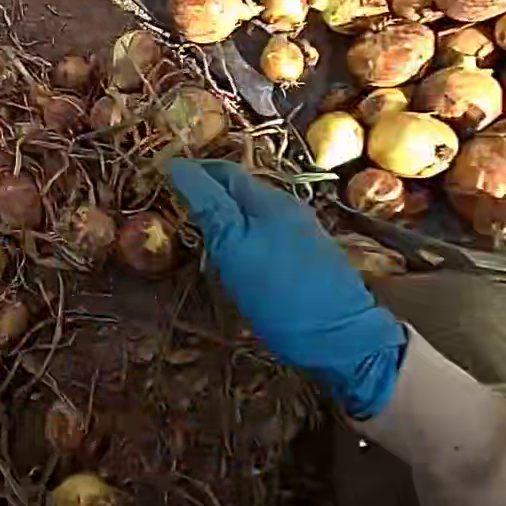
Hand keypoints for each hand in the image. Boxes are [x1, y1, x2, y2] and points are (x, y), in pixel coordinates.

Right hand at [168, 159, 405, 417]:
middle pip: (240, 187)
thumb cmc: (280, 293)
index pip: (224, 170)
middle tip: (175, 204)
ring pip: (254, 208)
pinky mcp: (309, 252)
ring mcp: (302, 229)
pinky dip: (243, 228)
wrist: (343, 338)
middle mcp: (288, 205)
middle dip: (208, 189)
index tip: (163, 179)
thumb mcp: (234, 248)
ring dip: (226, 210)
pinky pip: (267, 228)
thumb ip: (209, 206)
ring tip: (198, 226)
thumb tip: (178, 167)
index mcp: (269, 200)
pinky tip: (234, 248)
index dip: (193, 170)